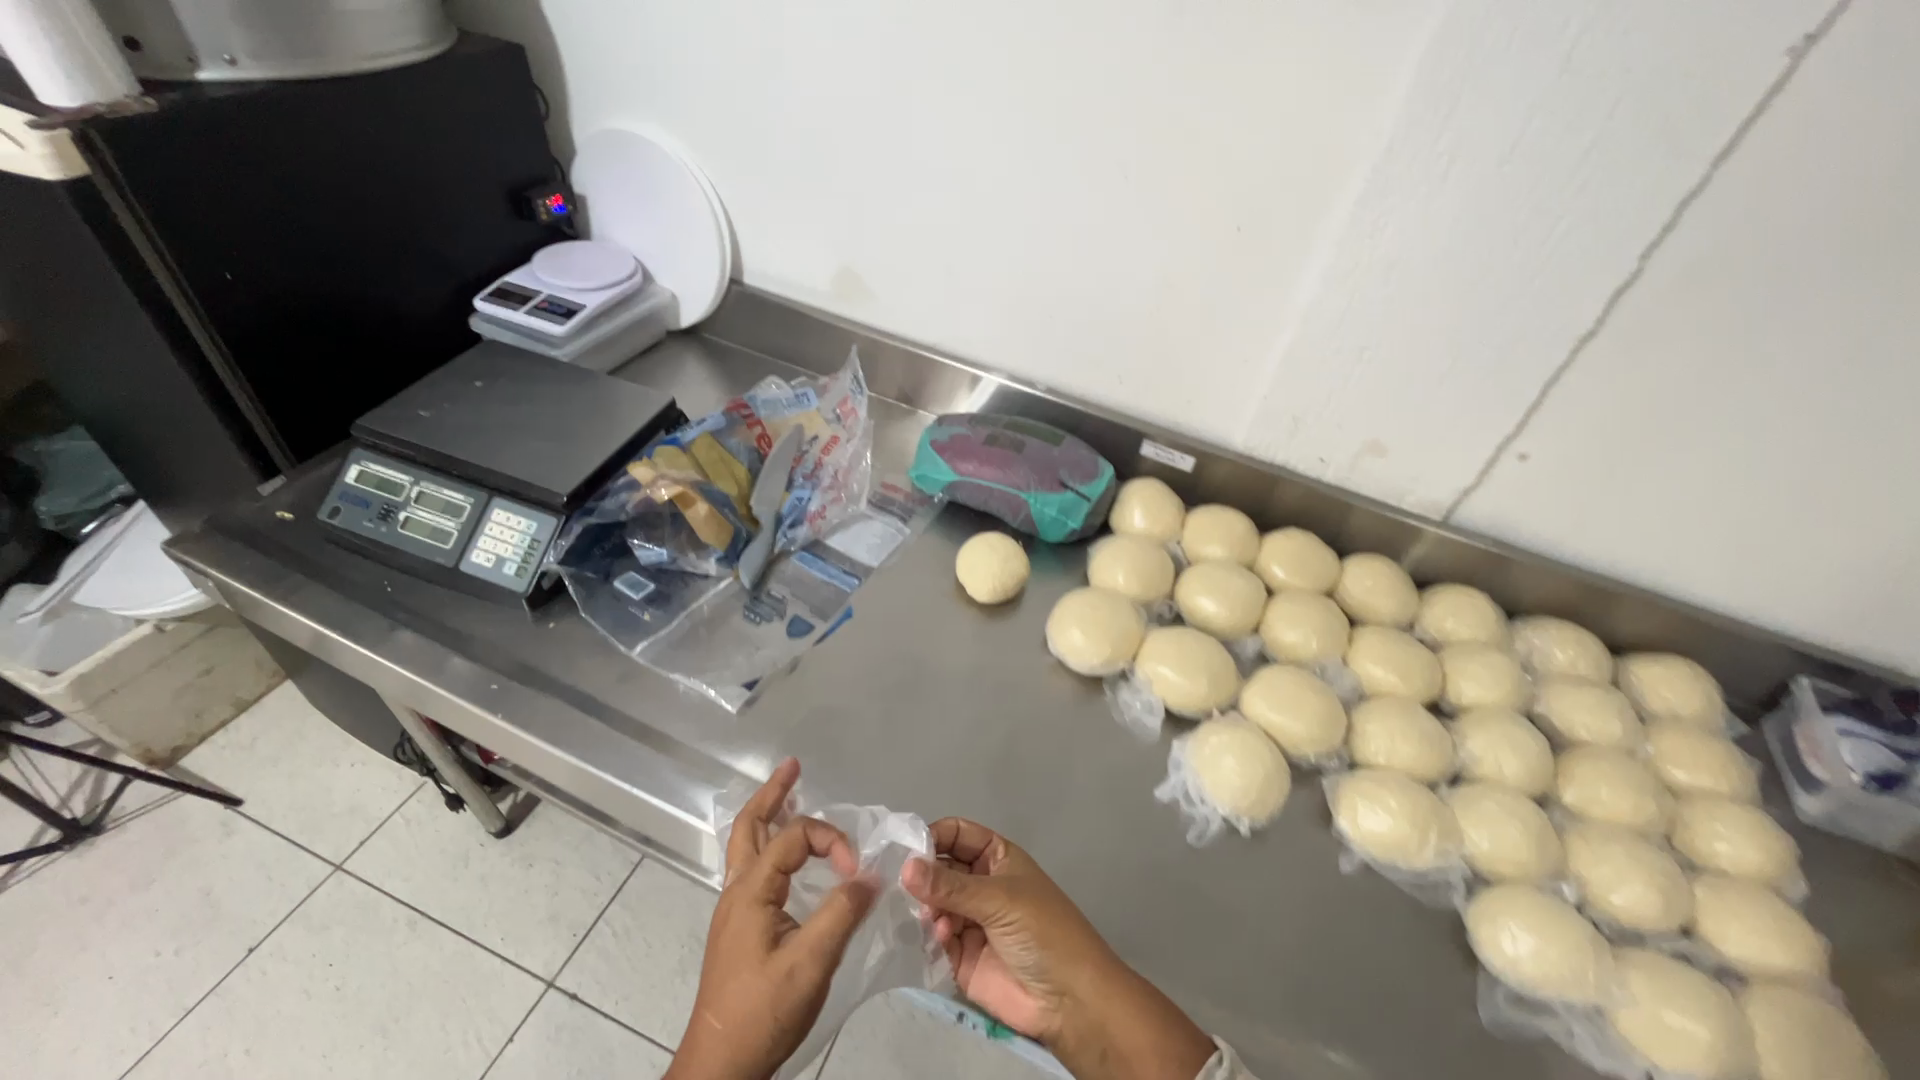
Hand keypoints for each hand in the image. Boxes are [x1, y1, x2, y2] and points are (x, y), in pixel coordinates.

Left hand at [667, 760, 876, 1079]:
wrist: (721, 1063)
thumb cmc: (763, 1010)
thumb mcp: (811, 962)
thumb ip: (842, 912)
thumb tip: (872, 874)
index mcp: (750, 891)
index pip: (792, 838)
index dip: (829, 842)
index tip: (858, 873)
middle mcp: (737, 892)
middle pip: (749, 826)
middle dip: (772, 793)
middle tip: (793, 766)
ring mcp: (735, 911)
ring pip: (747, 848)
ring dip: (767, 816)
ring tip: (789, 797)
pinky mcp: (740, 930)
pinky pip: (754, 871)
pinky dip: (770, 847)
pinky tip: (789, 860)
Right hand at [901, 818, 1215, 1079]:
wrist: (1068, 1000)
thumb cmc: (1042, 931)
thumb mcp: (999, 899)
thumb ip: (950, 886)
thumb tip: (905, 866)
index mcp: (997, 859)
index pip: (957, 834)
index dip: (933, 836)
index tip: (906, 849)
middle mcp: (981, 885)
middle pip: (940, 868)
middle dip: (921, 874)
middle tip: (901, 885)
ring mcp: (969, 921)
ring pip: (932, 903)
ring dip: (926, 907)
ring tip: (931, 919)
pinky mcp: (960, 956)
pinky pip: (934, 937)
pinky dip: (930, 935)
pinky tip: (939, 938)